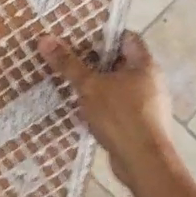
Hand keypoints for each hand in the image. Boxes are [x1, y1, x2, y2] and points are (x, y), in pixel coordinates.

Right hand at [39, 31, 175, 185]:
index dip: (105, 33)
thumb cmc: (121, 116)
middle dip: (96, 60)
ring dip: (98, 83)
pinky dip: (103, 103)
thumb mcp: (89, 86)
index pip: (127, 37)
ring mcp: (148, 104)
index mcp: (145, 65)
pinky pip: (119, 105)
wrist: (144, 163)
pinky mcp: (142, 124)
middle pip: (121, 62)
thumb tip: (44, 38)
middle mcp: (151, 81)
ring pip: (119, 85)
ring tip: (72, 81)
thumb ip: (68, 64)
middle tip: (70, 56)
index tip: (81, 34)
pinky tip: (83, 108)